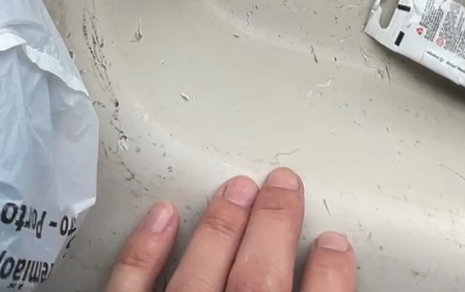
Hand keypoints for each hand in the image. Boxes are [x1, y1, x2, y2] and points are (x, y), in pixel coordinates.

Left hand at [103, 168, 355, 291]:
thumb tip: (326, 281)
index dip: (332, 274)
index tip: (337, 245)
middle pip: (258, 279)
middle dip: (274, 225)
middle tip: (284, 185)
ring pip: (198, 273)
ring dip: (221, 225)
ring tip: (237, 188)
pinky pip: (127, 290)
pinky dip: (144, 252)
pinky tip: (160, 217)